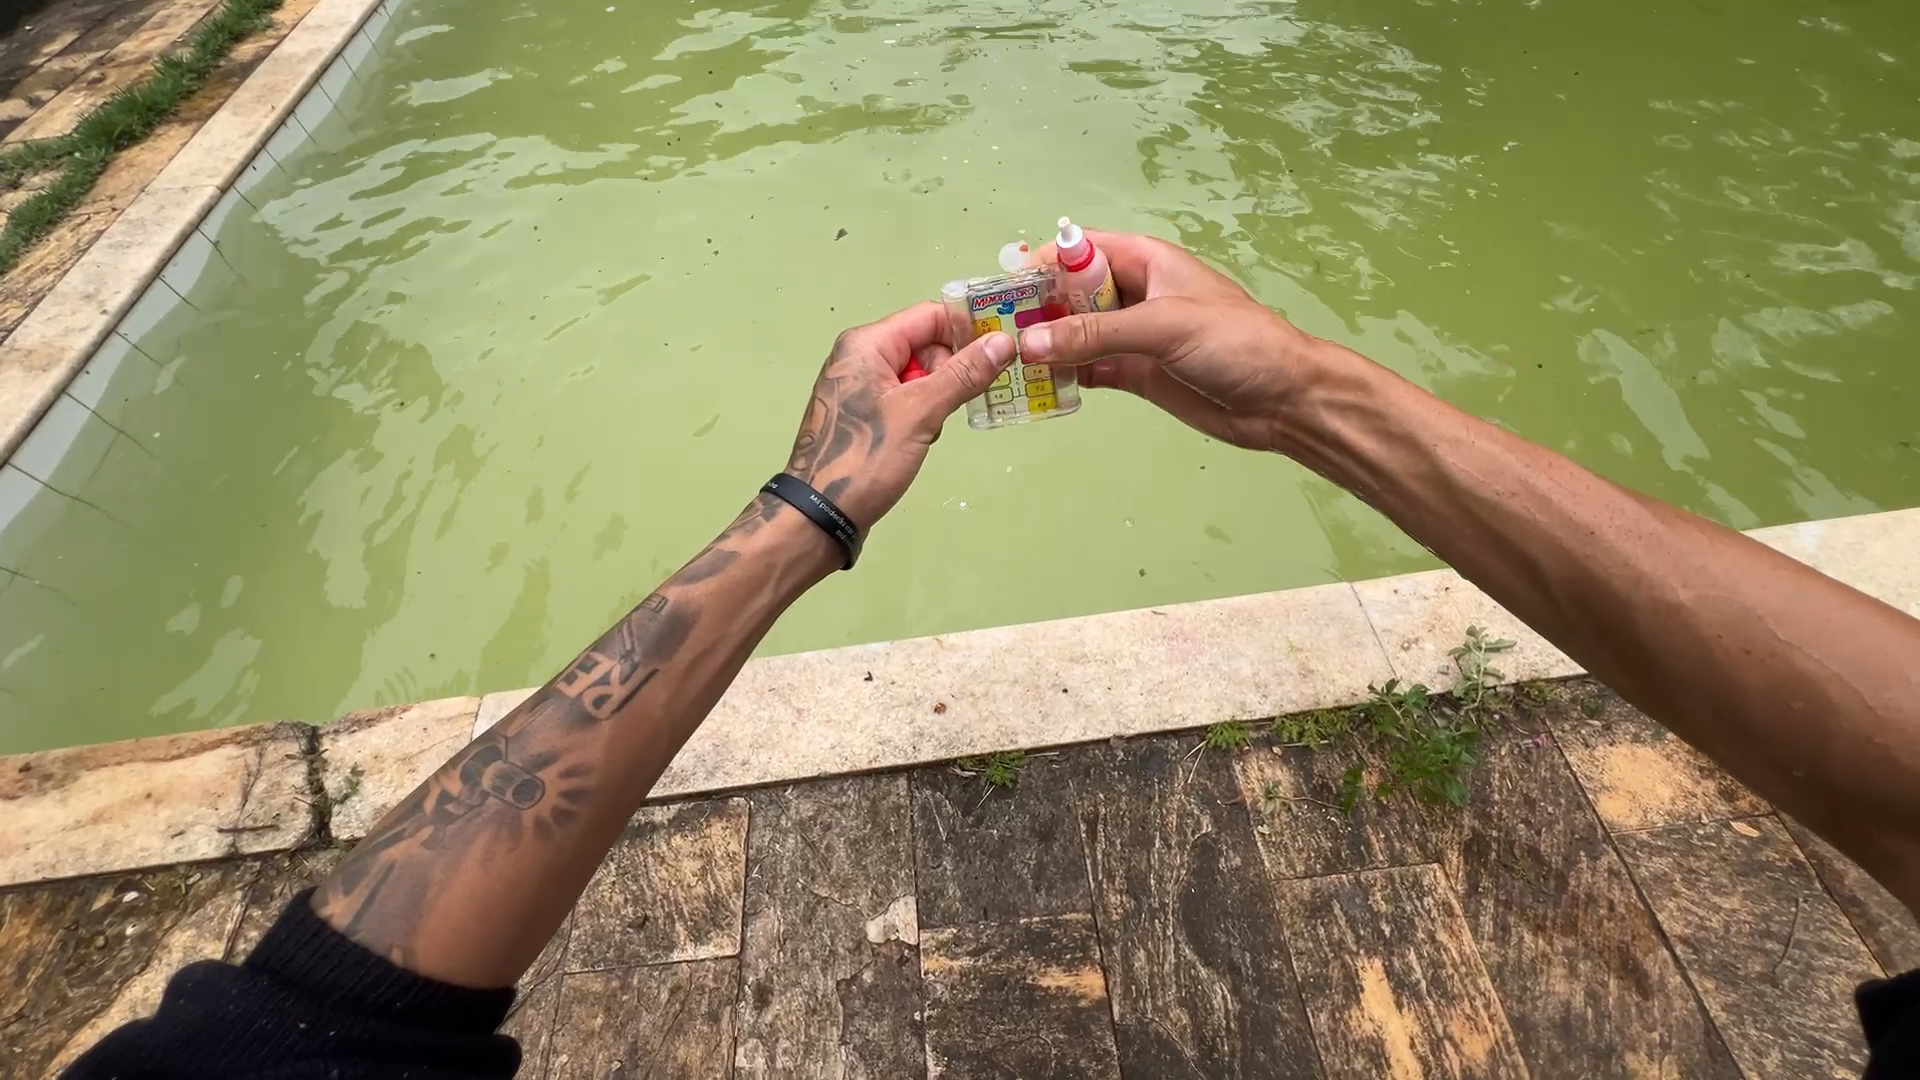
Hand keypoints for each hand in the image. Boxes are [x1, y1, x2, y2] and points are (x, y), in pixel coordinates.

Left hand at [784, 302, 1014, 528]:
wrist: (821, 514)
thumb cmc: (866, 457)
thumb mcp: (920, 412)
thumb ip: (963, 375)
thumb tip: (1005, 342)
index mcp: (868, 344)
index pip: (930, 316)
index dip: (968, 330)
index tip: (1002, 352)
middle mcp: (861, 358)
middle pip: (927, 345)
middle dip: (952, 371)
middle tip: (964, 402)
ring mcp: (861, 388)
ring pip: (920, 376)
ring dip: (938, 398)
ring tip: (933, 429)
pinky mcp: (865, 416)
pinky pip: (906, 400)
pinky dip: (923, 416)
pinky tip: (921, 440)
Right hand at [1019, 231, 1322, 451]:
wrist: (1282, 400)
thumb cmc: (1235, 343)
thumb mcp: (1164, 327)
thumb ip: (1095, 335)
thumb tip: (1029, 342)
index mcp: (1147, 262)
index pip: (1083, 250)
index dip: (1044, 262)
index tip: (1003, 286)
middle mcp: (1135, 296)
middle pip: (1072, 294)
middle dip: (1037, 307)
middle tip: (995, 330)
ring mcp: (1133, 337)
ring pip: (1076, 335)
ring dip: (1047, 345)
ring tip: (1007, 360)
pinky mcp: (1135, 374)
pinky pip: (1089, 369)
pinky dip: (1065, 376)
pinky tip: (1039, 386)